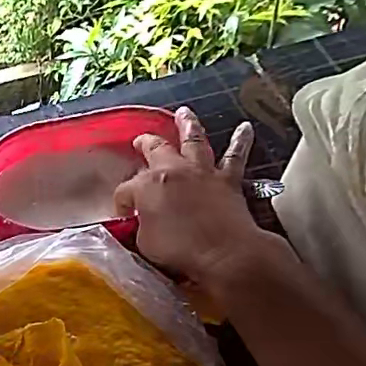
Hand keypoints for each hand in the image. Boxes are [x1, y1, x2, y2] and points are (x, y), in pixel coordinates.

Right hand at [113, 106, 277, 291]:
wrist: (225, 253)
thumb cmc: (178, 250)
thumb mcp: (144, 240)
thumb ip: (141, 224)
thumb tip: (142, 219)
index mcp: (146, 186)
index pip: (124, 190)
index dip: (121, 203)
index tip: (124, 216)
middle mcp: (173, 171)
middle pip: (155, 150)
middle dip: (146, 144)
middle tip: (140, 140)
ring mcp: (202, 172)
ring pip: (193, 141)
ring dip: (188, 126)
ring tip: (184, 113)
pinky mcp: (228, 180)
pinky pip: (234, 156)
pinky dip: (239, 141)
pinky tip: (244, 128)